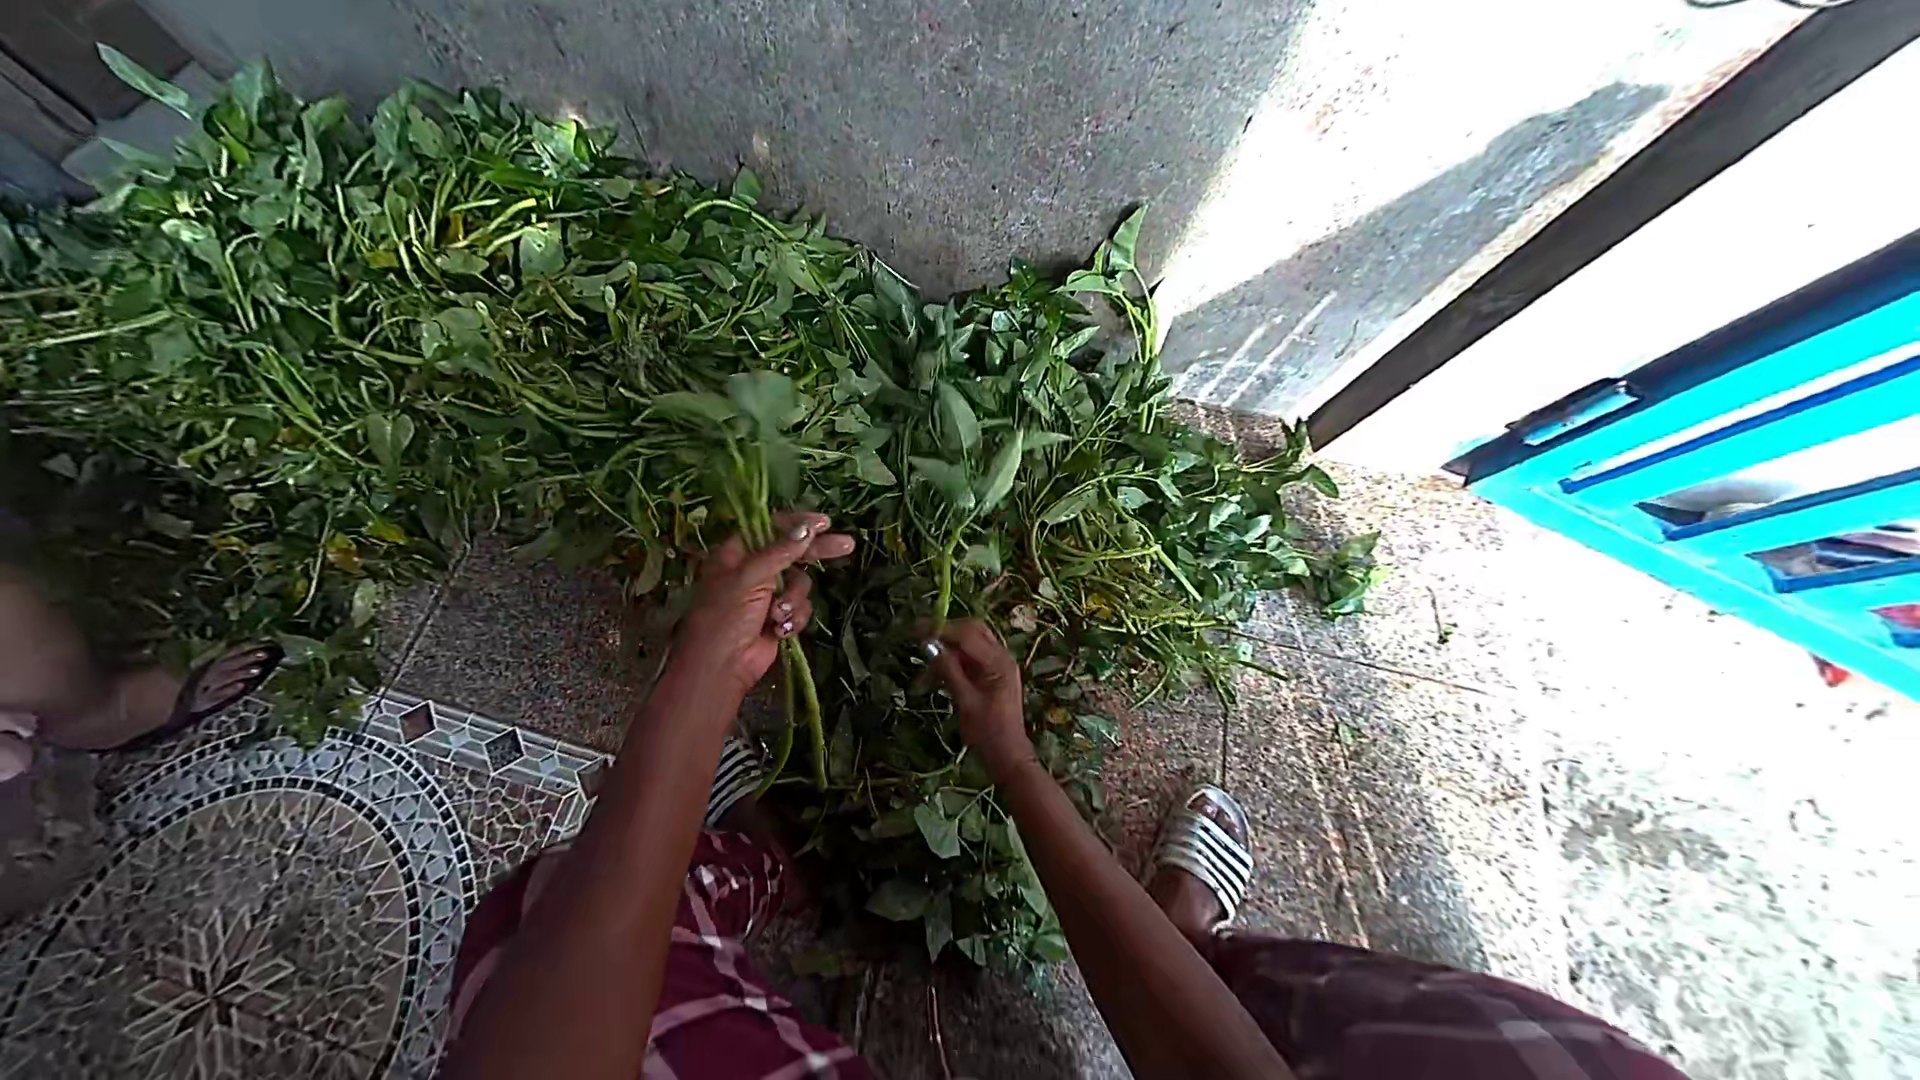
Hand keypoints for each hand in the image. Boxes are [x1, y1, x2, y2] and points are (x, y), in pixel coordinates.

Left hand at [675, 511, 855, 696]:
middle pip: (793, 553)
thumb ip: (781, 551)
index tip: (825, 523)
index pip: (771, 528)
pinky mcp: (779, 617)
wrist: (722, 666)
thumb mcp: (750, 577)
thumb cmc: (726, 616)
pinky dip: (794, 618)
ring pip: (800, 584)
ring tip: (778, 615)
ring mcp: (768, 595)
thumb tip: (808, 529)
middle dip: (817, 553)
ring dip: (794, 600)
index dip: (798, 524)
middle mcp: (753, 571)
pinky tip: (781, 630)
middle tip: (847, 545)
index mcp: (737, 554)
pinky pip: (801, 608)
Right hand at [925, 619, 1034, 780]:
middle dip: (946, 634)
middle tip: (921, 642)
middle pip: (972, 630)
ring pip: (969, 644)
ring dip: (947, 652)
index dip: (942, 630)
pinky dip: (952, 663)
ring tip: (926, 674)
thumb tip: (930, 645)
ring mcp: (998, 664)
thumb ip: (949, 671)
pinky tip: (936, 679)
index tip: (917, 630)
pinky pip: (970, 658)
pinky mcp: (991, 674)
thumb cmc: (988, 733)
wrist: (1008, 756)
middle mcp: (1001, 657)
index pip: (968, 634)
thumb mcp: (965, 702)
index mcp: (999, 662)